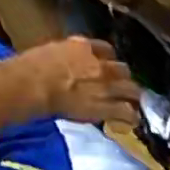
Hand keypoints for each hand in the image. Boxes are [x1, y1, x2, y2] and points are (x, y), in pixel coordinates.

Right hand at [15, 37, 141, 125]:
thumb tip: (72, 64)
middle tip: (125, 90)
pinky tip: (133, 123)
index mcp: (85, 46)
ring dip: (133, 99)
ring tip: (133, 107)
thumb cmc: (36, 67)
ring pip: (132, 90)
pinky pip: (128, 112)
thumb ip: (70, 56)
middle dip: (125, 80)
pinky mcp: (108, 105)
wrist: (38, 84)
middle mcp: (101, 64)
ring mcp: (107, 85)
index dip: (110, 61)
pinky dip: (132, 118)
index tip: (109, 68)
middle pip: (124, 70)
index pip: (107, 50)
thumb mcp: (55, 50)